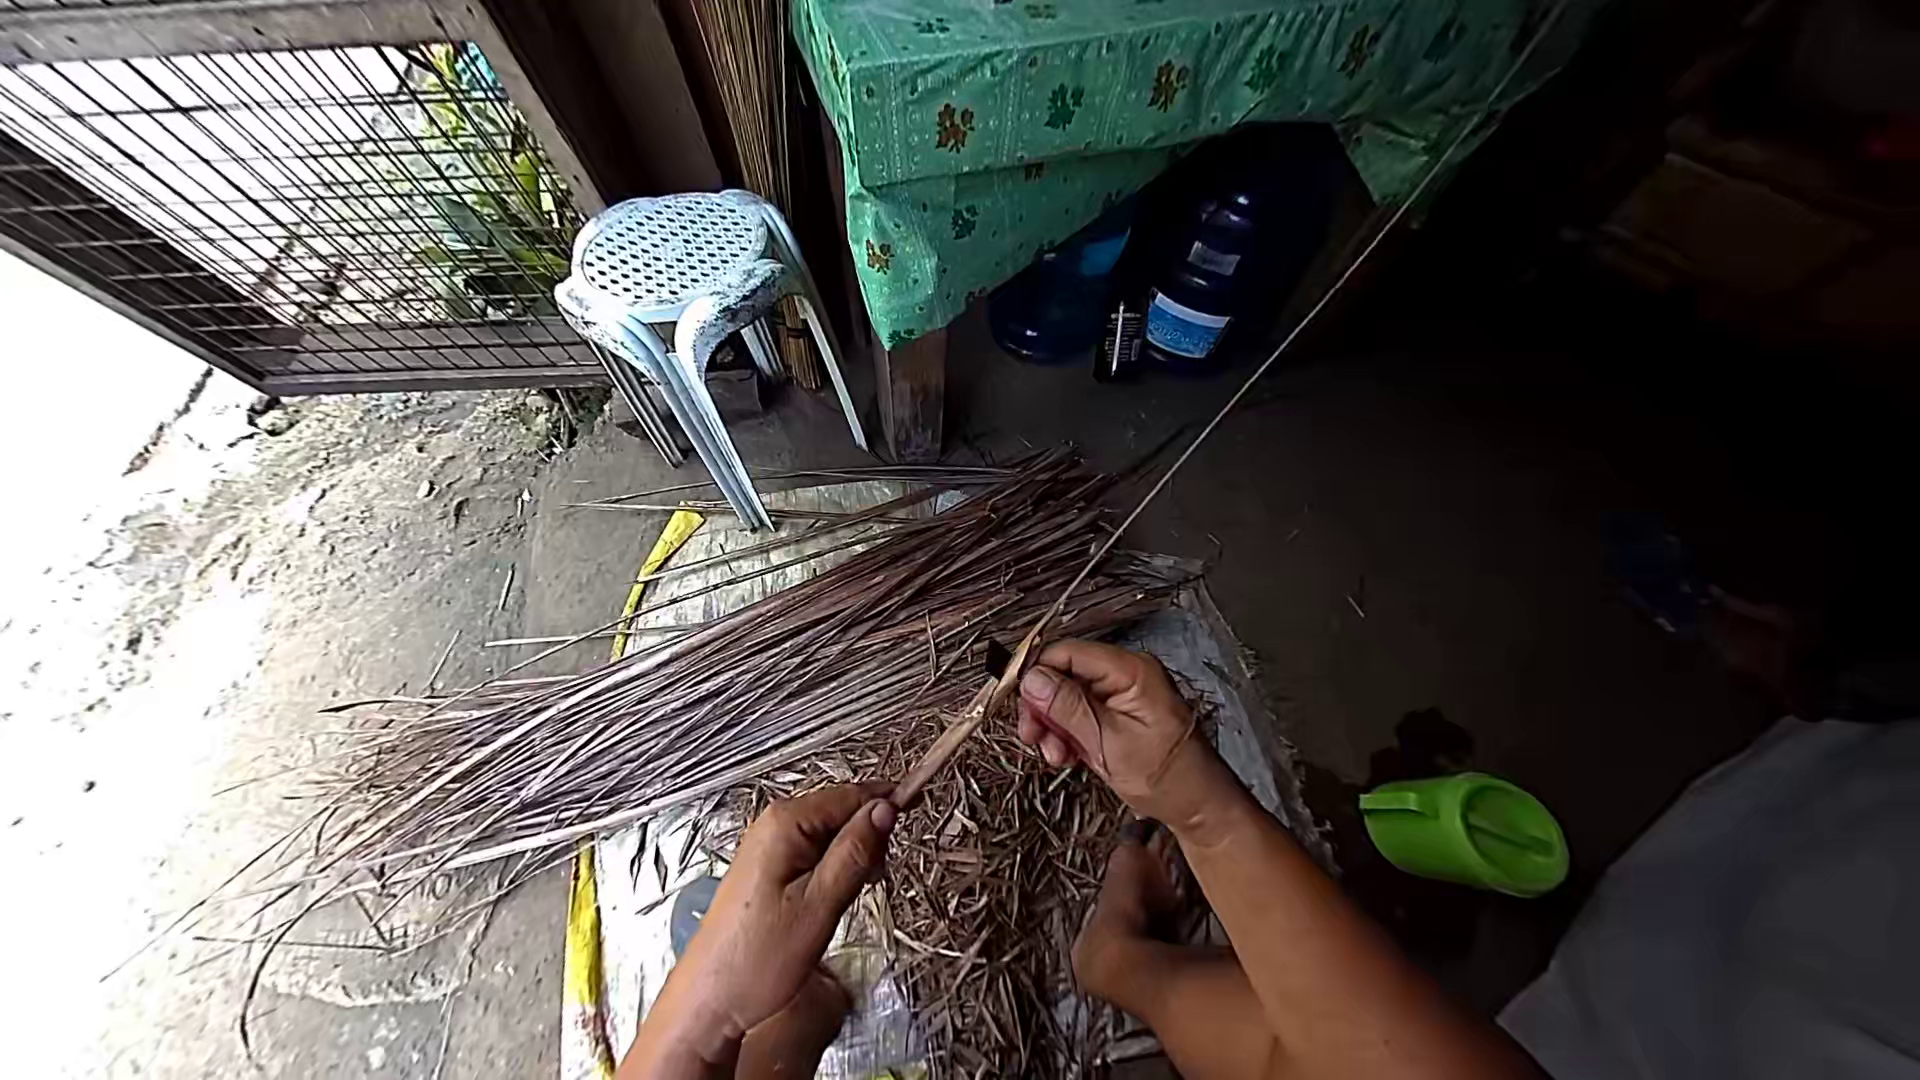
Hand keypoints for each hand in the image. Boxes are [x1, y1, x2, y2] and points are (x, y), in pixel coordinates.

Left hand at [624, 783, 894, 1074]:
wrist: (707, 1006)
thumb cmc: (759, 960)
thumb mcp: (819, 905)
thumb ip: (855, 852)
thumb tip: (886, 809)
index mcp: (786, 822)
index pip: (851, 794)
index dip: (886, 801)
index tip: (917, 807)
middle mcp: (775, 822)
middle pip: (841, 809)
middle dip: (867, 835)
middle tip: (877, 875)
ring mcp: (769, 842)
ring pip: (830, 831)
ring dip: (853, 852)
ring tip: (856, 890)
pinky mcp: (769, 863)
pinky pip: (814, 848)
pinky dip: (835, 864)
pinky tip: (836, 893)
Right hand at [1016, 640, 1238, 832]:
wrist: (1198, 808)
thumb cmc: (1167, 777)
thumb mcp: (1108, 742)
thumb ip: (1068, 708)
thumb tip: (1032, 679)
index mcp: (1130, 670)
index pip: (1068, 652)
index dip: (1038, 673)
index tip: (1019, 702)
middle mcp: (1123, 675)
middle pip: (1063, 674)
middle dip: (1043, 706)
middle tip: (1031, 735)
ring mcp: (1119, 694)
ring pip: (1066, 696)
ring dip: (1053, 725)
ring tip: (1055, 754)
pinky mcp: (1114, 713)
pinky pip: (1078, 713)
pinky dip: (1066, 734)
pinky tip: (1067, 755)